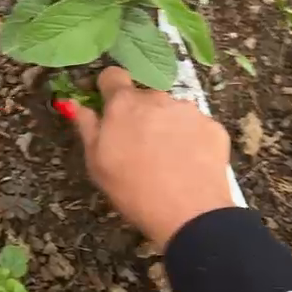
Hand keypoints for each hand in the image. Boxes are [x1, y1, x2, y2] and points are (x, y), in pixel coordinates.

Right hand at [61, 66, 236, 248]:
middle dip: (140, 114)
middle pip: (144, 97)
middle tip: (139, 145)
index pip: (112, 76)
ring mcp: (188, 110)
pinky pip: (196, 127)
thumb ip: (87, 126)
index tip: (109, 107)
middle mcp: (156, 98)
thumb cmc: (133, 189)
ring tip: (168, 159)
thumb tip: (77, 104)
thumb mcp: (96, 162)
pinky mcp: (213, 127)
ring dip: (166, 125)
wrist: (190, 215)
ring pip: (171, 111)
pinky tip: (190, 164)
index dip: (109, 89)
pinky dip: (192, 139)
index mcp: (123, 103)